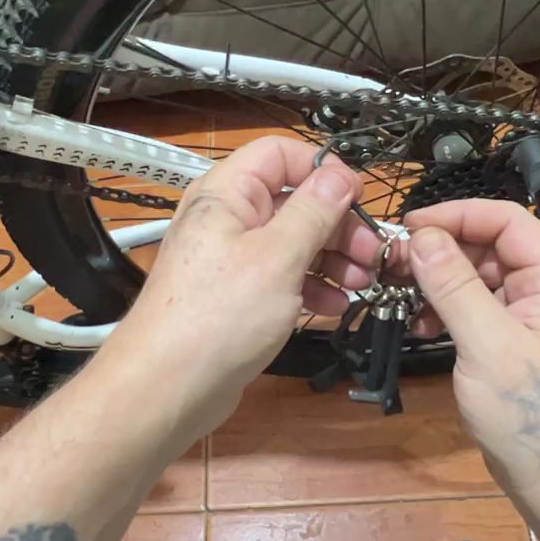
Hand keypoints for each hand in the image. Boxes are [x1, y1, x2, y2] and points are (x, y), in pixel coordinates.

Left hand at [102, 137, 378, 438]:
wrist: (168, 387)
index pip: (279, 153)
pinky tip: (335, 304)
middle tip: (371, 253)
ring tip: (361, 282)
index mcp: (227, 192)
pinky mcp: (237, 294)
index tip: (358, 198)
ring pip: (292, 240)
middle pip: (293, 199)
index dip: (322, 169)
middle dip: (336, 223)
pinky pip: (282, 276)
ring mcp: (232, 258)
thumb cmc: (219, 315)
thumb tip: (338, 175)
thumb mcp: (277, 257)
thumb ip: (313, 212)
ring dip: (331, 257)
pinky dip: (310, 285)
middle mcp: (227, 218)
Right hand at [403, 200, 539, 499]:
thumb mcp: (489, 346)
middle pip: (487, 245)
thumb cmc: (534, 417)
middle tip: (392, 264)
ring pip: (476, 274)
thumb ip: (454, 286)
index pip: (505, 220)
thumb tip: (420, 236)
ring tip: (398, 294)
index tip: (406, 227)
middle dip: (439, 250)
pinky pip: (474, 305)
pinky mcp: (511, 339)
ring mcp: (529, 315)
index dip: (455, 216)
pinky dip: (444, 308)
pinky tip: (418, 325)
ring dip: (436, 280)